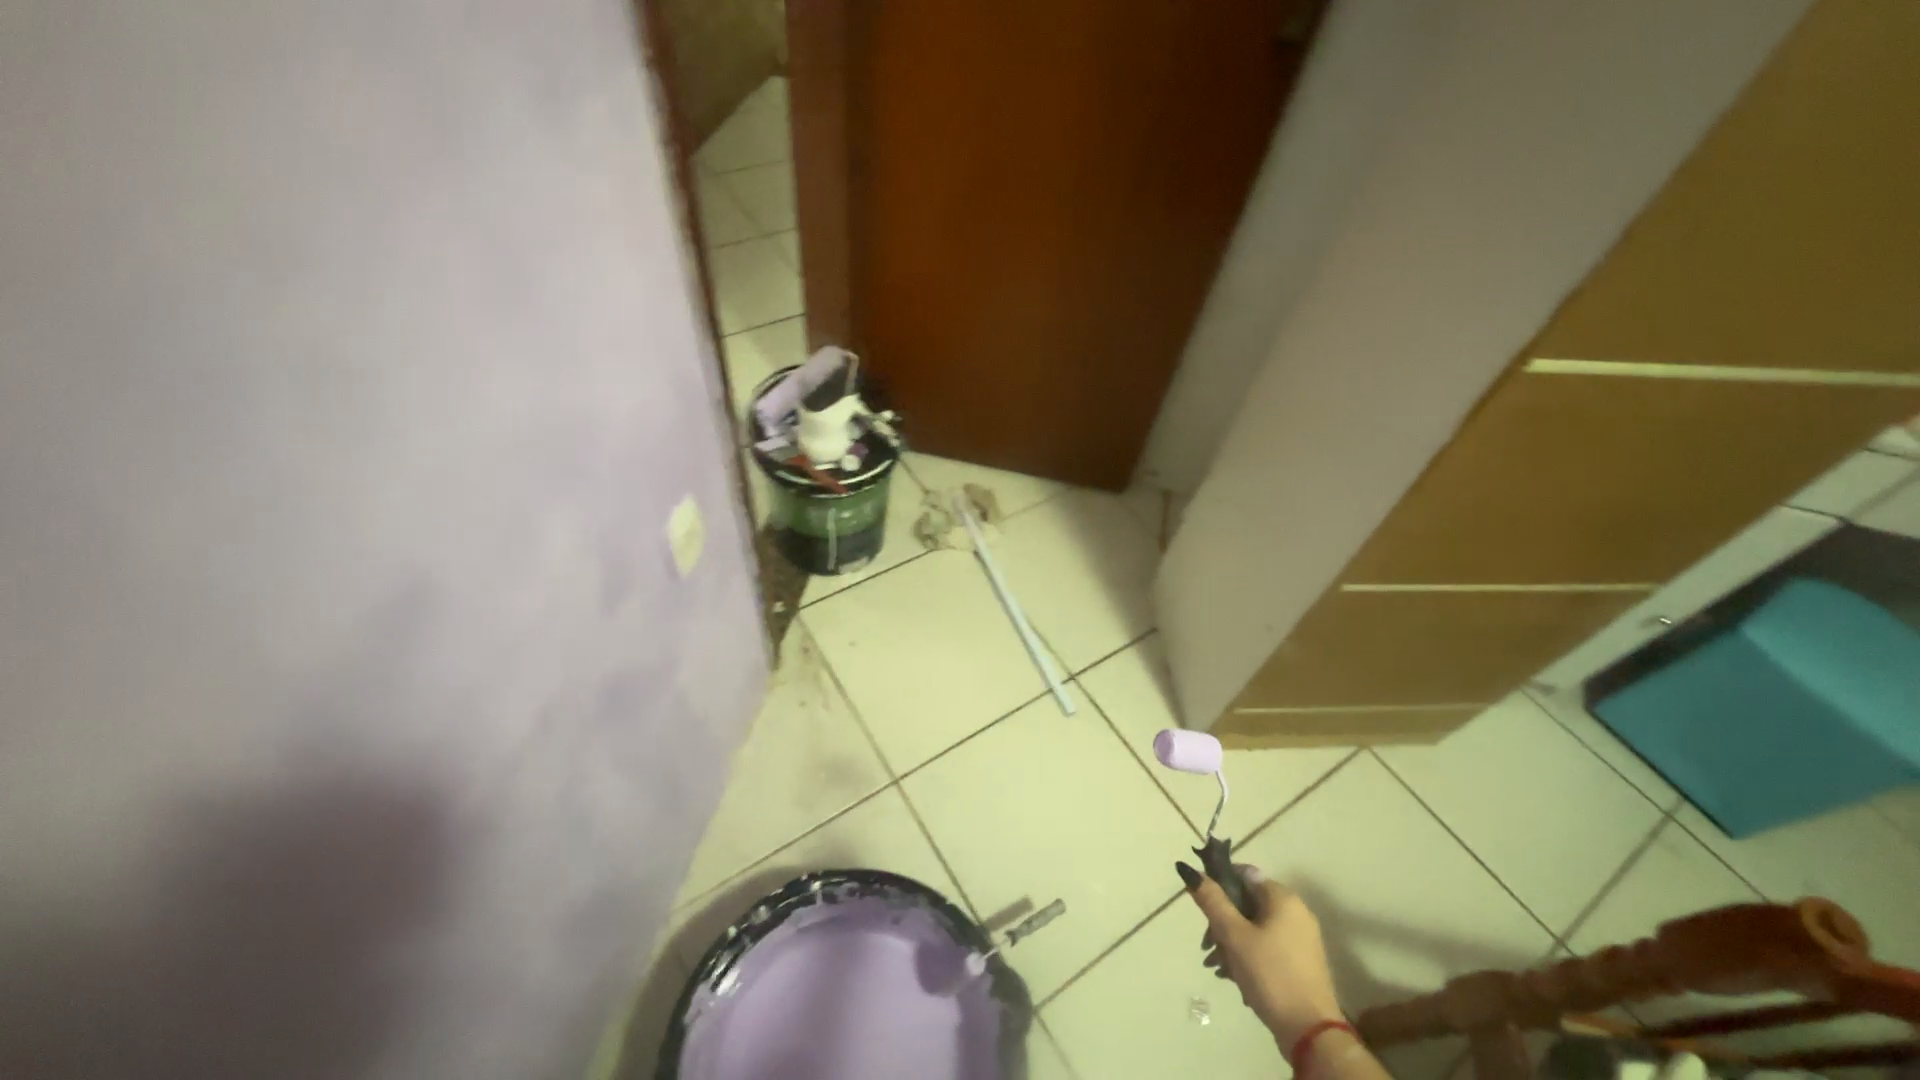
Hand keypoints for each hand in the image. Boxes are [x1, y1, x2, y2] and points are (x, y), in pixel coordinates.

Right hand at [1181, 863, 1345, 1047]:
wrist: (1309, 1030)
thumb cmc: (1270, 974)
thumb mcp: (1234, 935)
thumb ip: (1212, 901)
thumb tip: (1188, 869)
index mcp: (1283, 898)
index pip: (1243, 874)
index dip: (1219, 887)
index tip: (1204, 912)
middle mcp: (1295, 912)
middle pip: (1246, 903)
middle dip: (1222, 923)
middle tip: (1208, 948)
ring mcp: (1300, 937)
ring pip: (1254, 927)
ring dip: (1231, 943)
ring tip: (1218, 967)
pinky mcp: (1300, 961)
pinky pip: (1267, 946)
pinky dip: (1248, 956)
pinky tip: (1234, 977)